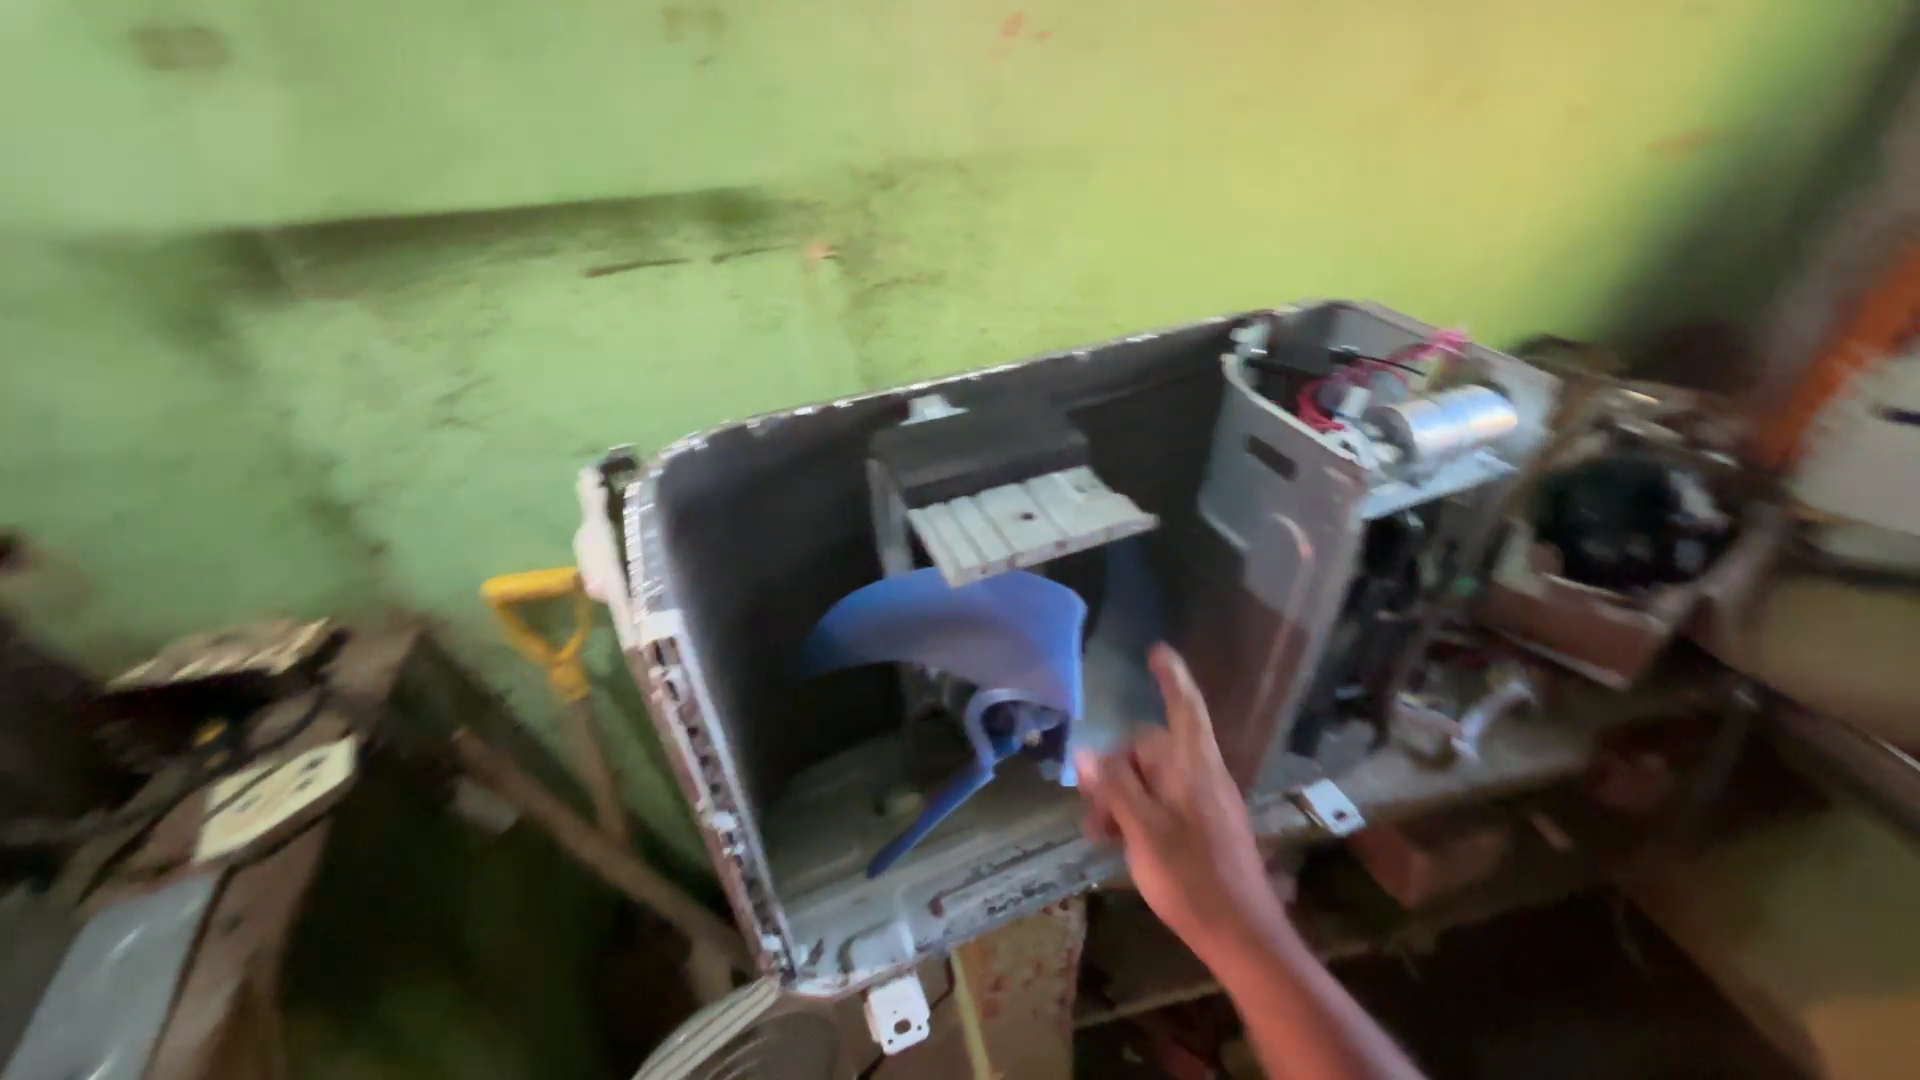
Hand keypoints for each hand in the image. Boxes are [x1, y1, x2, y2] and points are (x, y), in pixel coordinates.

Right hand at [1076, 644, 1287, 961]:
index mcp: (1193, 767)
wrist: (1241, 934)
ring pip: (1152, 779)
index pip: (1184, 707)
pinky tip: (1118, 844)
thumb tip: (1086, 751)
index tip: (1157, 650)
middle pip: (1151, 747)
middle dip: (1115, 768)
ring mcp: (1205, 802)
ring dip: (1120, 797)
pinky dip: (1137, 813)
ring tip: (1098, 834)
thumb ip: (1115, 787)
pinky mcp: (1204, 827)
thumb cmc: (1190, 877)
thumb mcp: (1142, 829)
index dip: (1172, 677)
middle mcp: (1201, 775)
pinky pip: (1163, 803)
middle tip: (1090, 809)